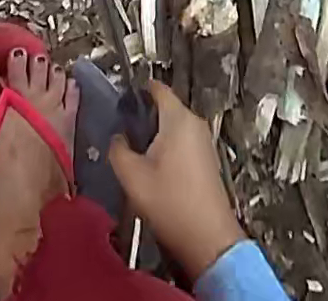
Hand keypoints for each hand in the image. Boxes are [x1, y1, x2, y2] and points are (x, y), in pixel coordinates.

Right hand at [108, 80, 246, 279]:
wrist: (209, 240)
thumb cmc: (170, 202)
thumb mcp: (132, 177)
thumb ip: (118, 149)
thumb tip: (117, 138)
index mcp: (177, 118)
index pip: (157, 88)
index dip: (138, 90)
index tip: (121, 102)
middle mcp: (194, 122)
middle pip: (165, 107)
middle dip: (144, 116)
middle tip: (124, 132)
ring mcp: (203, 141)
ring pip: (173, 126)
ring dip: (155, 135)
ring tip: (136, 154)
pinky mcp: (207, 159)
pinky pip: (183, 141)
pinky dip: (168, 147)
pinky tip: (156, 170)